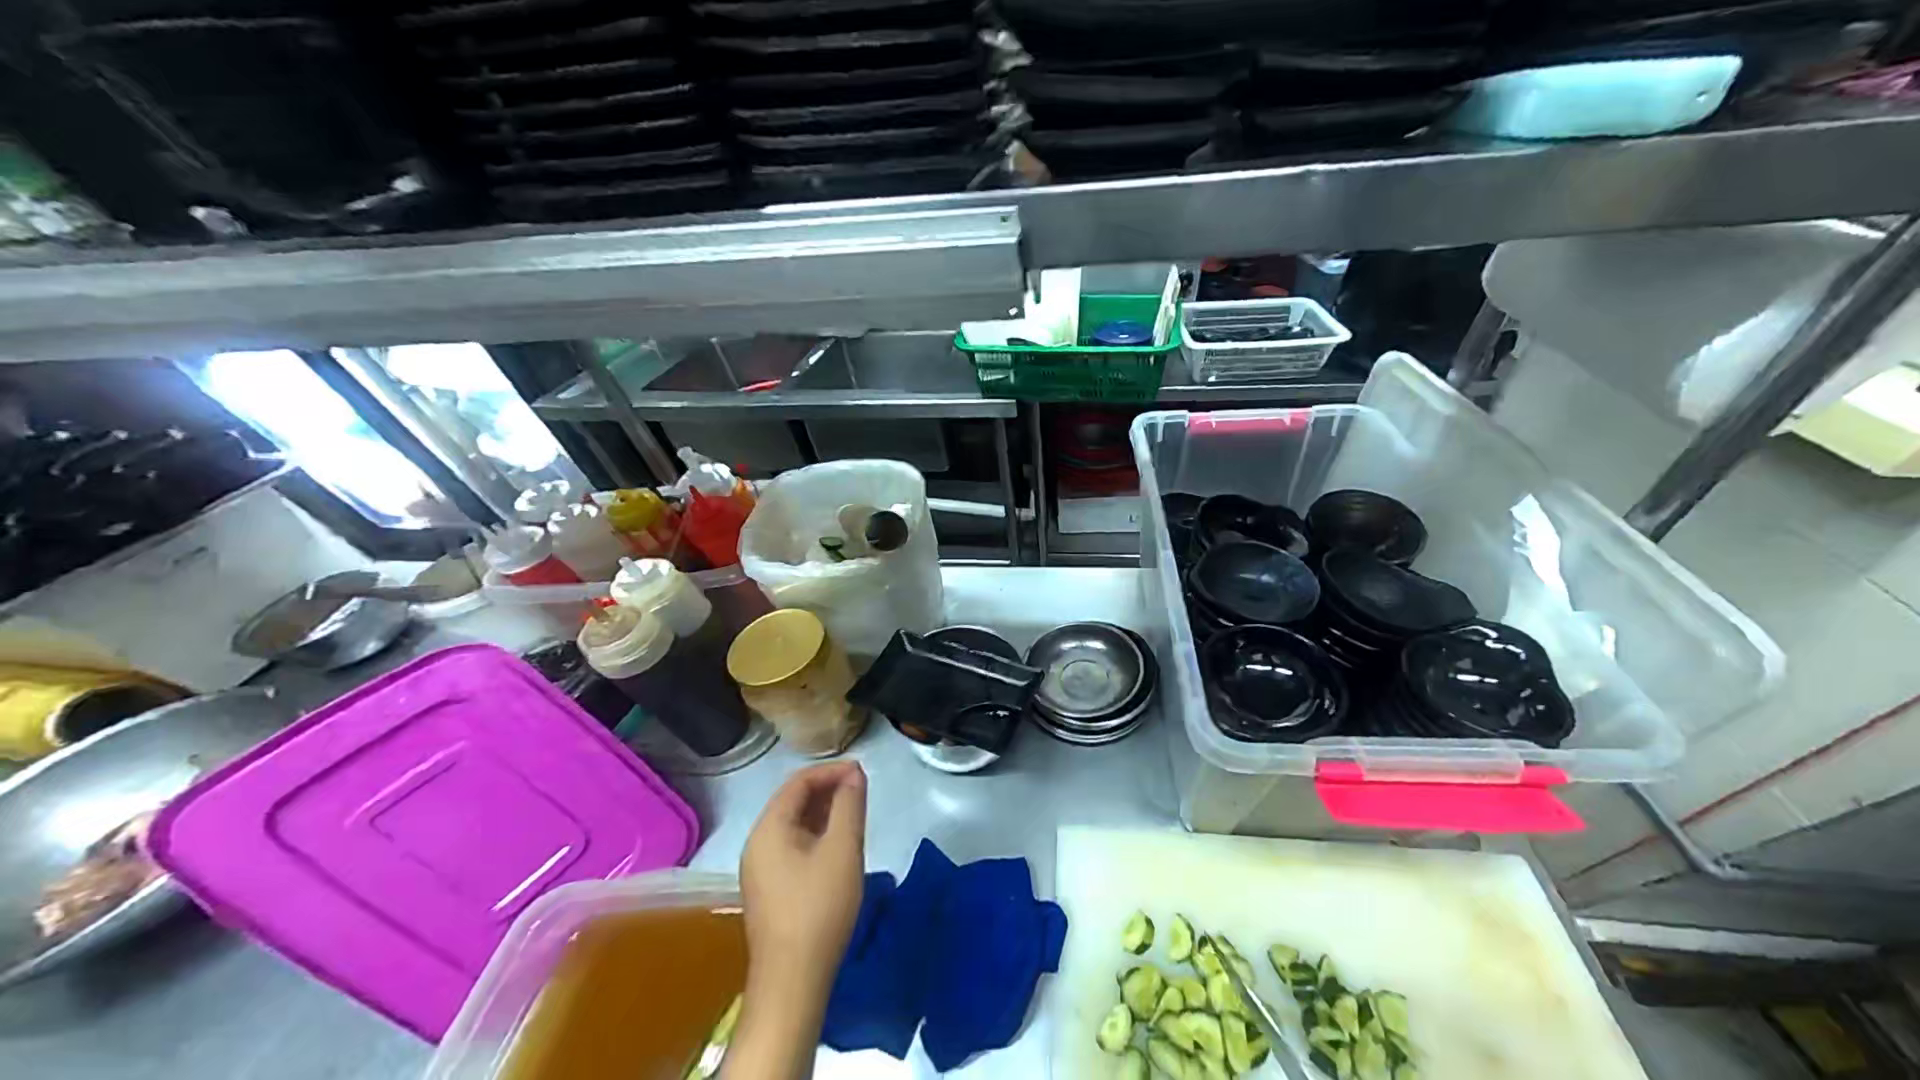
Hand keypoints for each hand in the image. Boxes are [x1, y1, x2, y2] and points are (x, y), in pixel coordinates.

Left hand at [740, 761, 867, 991]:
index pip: (798, 782)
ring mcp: (760, 869)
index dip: (831, 771)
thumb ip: (849, 806)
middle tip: (862, 791)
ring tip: (855, 814)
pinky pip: (792, 847)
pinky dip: (816, 836)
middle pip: (792, 801)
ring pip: (793, 826)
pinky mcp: (769, 890)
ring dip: (823, 813)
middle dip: (828, 790)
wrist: (792, 981)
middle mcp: (757, 843)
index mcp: (769, 828)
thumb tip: (854, 774)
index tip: (862, 773)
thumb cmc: (819, 908)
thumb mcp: (843, 850)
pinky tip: (838, 847)